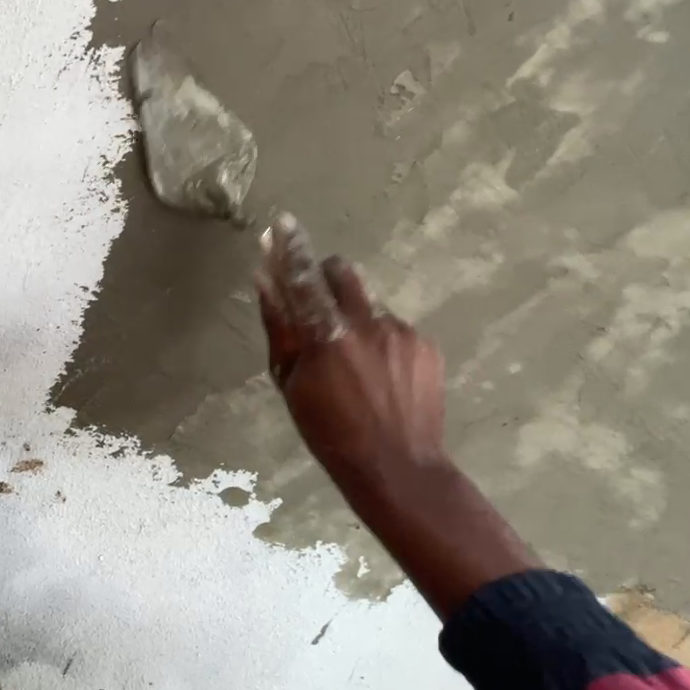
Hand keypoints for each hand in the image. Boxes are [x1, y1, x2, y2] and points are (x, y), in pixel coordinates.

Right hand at [255, 215, 450, 490]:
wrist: (399, 467)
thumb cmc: (327, 428)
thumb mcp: (288, 380)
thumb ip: (278, 325)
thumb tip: (263, 280)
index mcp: (326, 335)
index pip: (301, 276)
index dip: (289, 247)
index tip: (281, 222)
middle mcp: (366, 324)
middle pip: (342, 272)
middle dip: (324, 274)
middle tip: (315, 300)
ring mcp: (402, 333)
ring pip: (366, 301)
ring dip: (351, 312)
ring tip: (350, 354)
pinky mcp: (426, 345)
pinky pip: (392, 325)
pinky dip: (377, 336)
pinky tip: (376, 371)